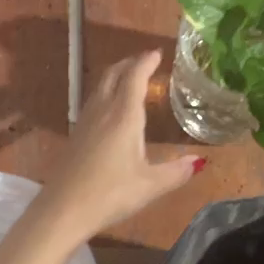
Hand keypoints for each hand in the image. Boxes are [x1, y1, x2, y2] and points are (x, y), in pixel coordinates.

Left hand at [30, 50, 201, 240]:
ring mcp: (85, 123)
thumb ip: (176, 172)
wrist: (63, 210)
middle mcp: (102, 112)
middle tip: (144, 61)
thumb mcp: (150, 186)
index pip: (135, 78)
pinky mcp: (75, 137)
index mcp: (124, 116)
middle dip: (129, 64)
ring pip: (99, 87)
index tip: (157, 53)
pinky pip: (92, 104)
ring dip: (115, 77)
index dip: (146, 62)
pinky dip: (105, 95)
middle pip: (113, 75)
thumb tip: (199, 162)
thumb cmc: (110, 194)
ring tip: (129, 80)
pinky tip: (110, 111)